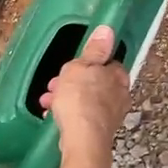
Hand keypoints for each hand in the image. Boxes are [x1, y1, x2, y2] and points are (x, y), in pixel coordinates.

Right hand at [39, 25, 130, 160]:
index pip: (104, 63)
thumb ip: (93, 50)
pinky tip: (54, 118)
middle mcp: (120, 94)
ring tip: (47, 103)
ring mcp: (111, 114)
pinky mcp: (100, 130)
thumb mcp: (80, 67)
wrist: (82, 138)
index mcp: (118, 75)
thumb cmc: (80, 99)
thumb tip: (107, 29)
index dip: (84, 65)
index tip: (67, 69)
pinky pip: (83, 117)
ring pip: (87, 100)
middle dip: (72, 83)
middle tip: (53, 87)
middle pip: (94, 83)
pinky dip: (69, 115)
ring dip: (66, 99)